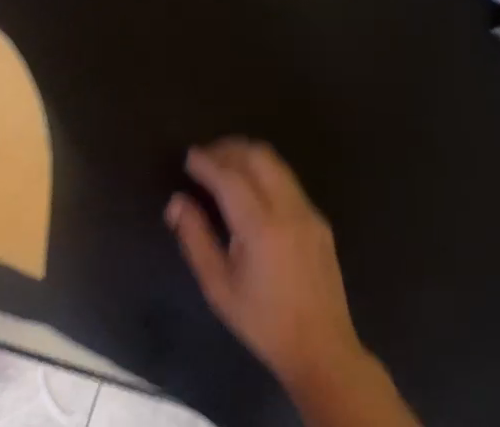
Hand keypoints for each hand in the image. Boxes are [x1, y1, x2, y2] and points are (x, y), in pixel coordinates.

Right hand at [165, 139, 366, 396]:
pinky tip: (250, 192)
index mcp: (261, 228)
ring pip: (276, 164)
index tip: (188, 157)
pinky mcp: (320, 222)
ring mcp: (309, 214)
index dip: (206, 162)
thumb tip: (177, 202)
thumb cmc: (263, 322)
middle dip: (228, 150)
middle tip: (204, 159)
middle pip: (258, 157)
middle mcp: (289, 211)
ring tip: (223, 168)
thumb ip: (195, 238)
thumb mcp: (218, 286)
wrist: (322, 349)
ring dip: (247, 157)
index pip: (229, 177)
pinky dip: (264, 173)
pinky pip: (288, 182)